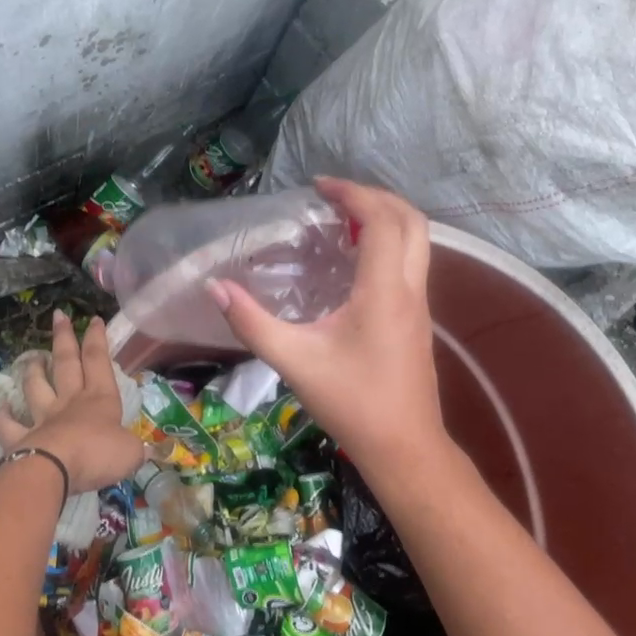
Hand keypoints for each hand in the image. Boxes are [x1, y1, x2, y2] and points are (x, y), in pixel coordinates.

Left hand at [0, 310, 144, 491]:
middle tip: (59, 315)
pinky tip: (0, 409)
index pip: (99, 361)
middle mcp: (69, 402)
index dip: (97, 339)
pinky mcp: (20, 439)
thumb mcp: (130, 453)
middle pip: (66, 363)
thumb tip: (147, 451)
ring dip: (34, 370)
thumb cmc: (97, 455)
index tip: (93, 319)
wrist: (54, 470)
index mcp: (100, 400)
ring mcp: (43, 418)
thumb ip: (136, 448)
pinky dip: (2, 416)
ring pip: (36, 387)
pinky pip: (8, 425)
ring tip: (33, 357)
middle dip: (64, 338)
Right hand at [206, 177, 444, 464]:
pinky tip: (354, 261)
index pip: (382, 220)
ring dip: (386, 218)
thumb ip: (253, 323)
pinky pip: (411, 261)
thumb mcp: (295, 362)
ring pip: (418, 240)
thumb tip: (215, 288)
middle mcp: (410, 288)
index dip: (354, 194)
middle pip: (411, 220)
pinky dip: (389, 243)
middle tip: (334, 197)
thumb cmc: (353, 403)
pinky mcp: (418, 318)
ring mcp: (420, 303)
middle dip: (376, 197)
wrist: (406, 448)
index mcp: (384, 290)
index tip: (320, 187)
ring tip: (342, 220)